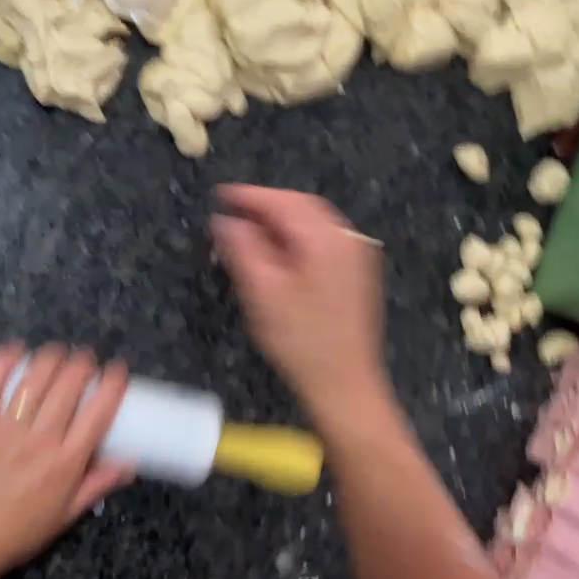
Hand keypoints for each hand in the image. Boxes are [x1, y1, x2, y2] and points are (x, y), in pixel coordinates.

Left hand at [0, 344, 133, 578]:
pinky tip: (15, 350)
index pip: (99, 413)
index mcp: (66, 464)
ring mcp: (4, 430)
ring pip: (33, 380)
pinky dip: (2, 362)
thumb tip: (129, 463)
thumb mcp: (65, 516)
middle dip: (83, 364)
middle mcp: (38, 441)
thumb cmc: (16, 532)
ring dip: (51, 358)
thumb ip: (96, 485)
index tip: (118, 371)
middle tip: (86, 359)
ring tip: (58, 352)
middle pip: (68, 387)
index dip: (113, 385)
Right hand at [211, 184, 389, 413]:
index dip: (249, 196)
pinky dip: (298, 239)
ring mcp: (356, 257)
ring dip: (281, 223)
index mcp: (324, 239)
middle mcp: (346, 240)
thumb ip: (241, 249)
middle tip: (232, 213)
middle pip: (302, 207)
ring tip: (250, 233)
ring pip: (314, 224)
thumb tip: (225, 221)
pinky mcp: (357, 276)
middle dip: (266, 207)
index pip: (283, 202)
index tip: (221, 196)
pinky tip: (279, 256)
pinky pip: (324, 242)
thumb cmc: (301, 343)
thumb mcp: (261, 293)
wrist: (344, 382)